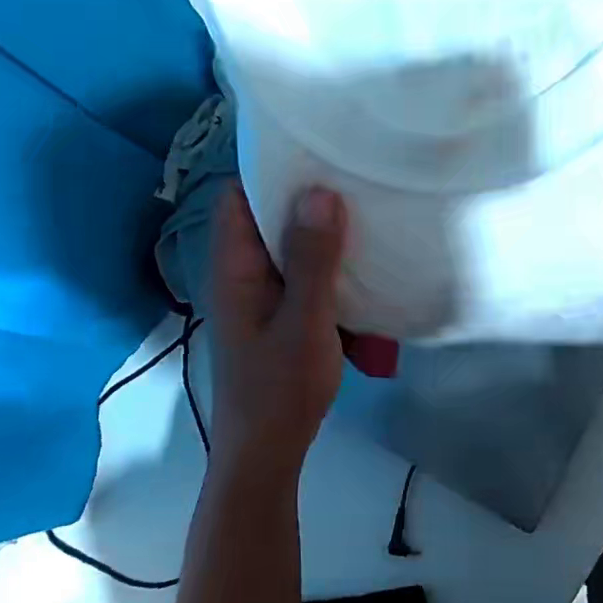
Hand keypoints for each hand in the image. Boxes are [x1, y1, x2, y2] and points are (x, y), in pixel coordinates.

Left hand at [208, 182, 347, 470]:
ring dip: (324, 237)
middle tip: (355, 178)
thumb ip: (312, 260)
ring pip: (291, 249)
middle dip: (308, 200)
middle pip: (269, 219)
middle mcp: (242, 275)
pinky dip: (330, 270)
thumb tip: (319, 191)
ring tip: (367, 215)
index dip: (271, 168)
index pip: (239, 197)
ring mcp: (261, 298)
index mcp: (235, 268)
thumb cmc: (281, 388)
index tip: (317, 150)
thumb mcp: (305, 322)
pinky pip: (305, 278)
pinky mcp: (281, 317)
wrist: (268, 452)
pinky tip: (364, 269)